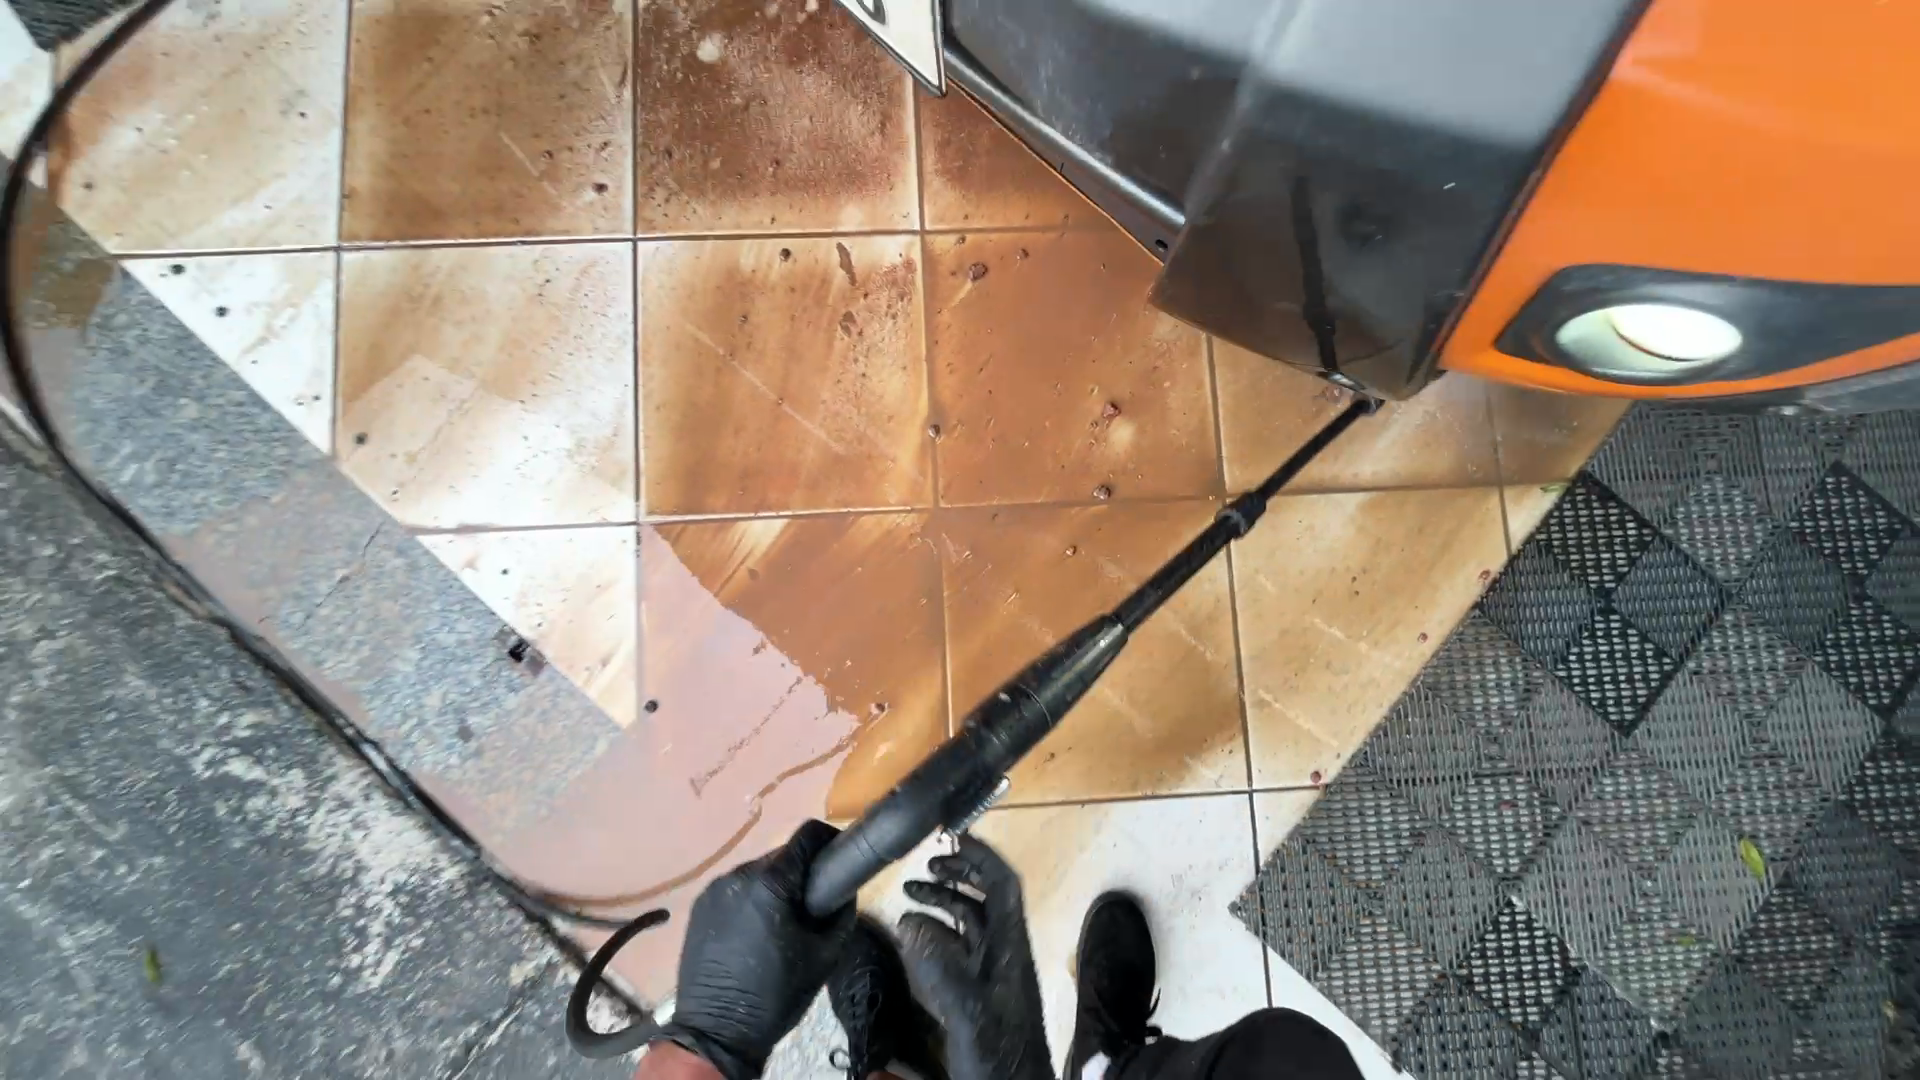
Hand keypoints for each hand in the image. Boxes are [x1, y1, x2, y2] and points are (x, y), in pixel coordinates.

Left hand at [658, 820, 854, 1079]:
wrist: (715, 1034)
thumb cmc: (775, 995)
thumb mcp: (825, 956)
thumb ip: (841, 912)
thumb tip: (843, 888)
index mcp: (772, 882)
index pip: (807, 835)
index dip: (828, 839)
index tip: (837, 856)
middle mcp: (740, 875)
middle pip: (782, 854)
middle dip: (801, 871)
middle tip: (812, 901)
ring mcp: (715, 889)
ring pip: (758, 871)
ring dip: (774, 885)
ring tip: (781, 920)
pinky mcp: (699, 905)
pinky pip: (736, 888)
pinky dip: (750, 899)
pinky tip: (753, 929)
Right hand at [896, 835, 1053, 1079]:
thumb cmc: (997, 1057)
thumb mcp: (967, 1013)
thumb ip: (940, 967)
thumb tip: (909, 922)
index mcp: (1010, 946)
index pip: (1003, 883)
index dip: (981, 855)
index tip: (952, 836)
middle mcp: (1005, 952)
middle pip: (987, 896)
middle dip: (958, 873)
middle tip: (926, 864)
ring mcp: (994, 974)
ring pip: (971, 922)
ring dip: (943, 902)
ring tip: (909, 894)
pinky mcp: (982, 994)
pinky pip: (960, 949)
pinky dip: (937, 934)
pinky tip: (913, 937)